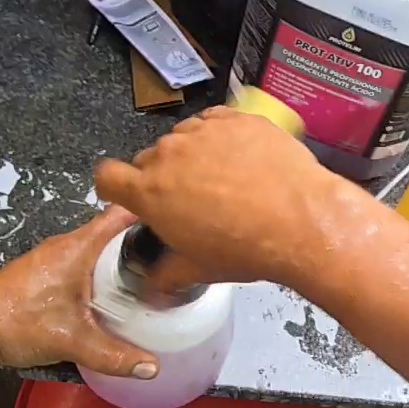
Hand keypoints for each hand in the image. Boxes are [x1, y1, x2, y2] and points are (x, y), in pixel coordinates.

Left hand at [0, 206, 156, 376]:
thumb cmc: (18, 324)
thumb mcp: (73, 342)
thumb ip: (115, 355)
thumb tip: (153, 367)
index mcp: (79, 247)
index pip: (121, 213)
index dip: (150, 213)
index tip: (176, 227)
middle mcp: (66, 244)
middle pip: (113, 230)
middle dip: (142, 241)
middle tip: (171, 260)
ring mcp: (52, 257)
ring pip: (97, 247)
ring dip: (120, 258)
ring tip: (149, 277)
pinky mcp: (43, 272)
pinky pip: (83, 260)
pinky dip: (102, 270)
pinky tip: (112, 294)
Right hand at [94, 106, 367, 290]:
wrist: (301, 220)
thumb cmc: (249, 245)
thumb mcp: (200, 269)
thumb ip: (166, 275)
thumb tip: (153, 288)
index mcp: (150, 192)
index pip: (107, 177)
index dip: (116, 186)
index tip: (130, 193)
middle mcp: (170, 155)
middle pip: (151, 159)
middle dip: (165, 176)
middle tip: (194, 199)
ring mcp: (204, 132)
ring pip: (185, 138)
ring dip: (196, 154)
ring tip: (227, 180)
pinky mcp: (237, 119)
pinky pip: (217, 122)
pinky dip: (223, 137)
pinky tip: (243, 160)